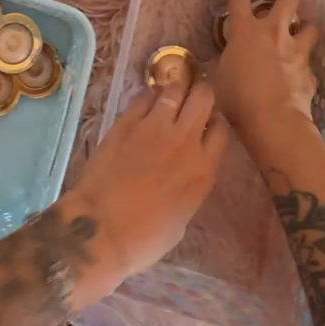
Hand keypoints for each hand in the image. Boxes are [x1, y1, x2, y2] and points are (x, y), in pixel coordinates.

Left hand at [58, 83, 229, 293]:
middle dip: (201, 91)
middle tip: (195, 94)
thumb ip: (191, 184)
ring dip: (176, 87)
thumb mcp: (183, 215)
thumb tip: (187, 170)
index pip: (221, 129)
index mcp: (203, 169)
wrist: (103, 228)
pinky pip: (144, 95)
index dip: (217, 121)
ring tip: (172, 91)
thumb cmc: (146, 237)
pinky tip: (147, 100)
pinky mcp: (127, 121)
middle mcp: (184, 140)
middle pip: (203, 98)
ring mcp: (154, 126)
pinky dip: (149, 94)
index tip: (211, 120)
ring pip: (174, 89)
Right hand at [212, 0, 318, 143]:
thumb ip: (222, 60)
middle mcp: (274, 32)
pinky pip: (309, 62)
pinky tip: (296, 74)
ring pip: (309, 26)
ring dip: (303, 28)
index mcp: (246, 29)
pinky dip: (303, 65)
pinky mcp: (310, 72)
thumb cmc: (237, 97)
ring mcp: (296, 51)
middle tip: (278, 1)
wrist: (273, 122)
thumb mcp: (217, 76)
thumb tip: (221, 59)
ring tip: (295, 36)